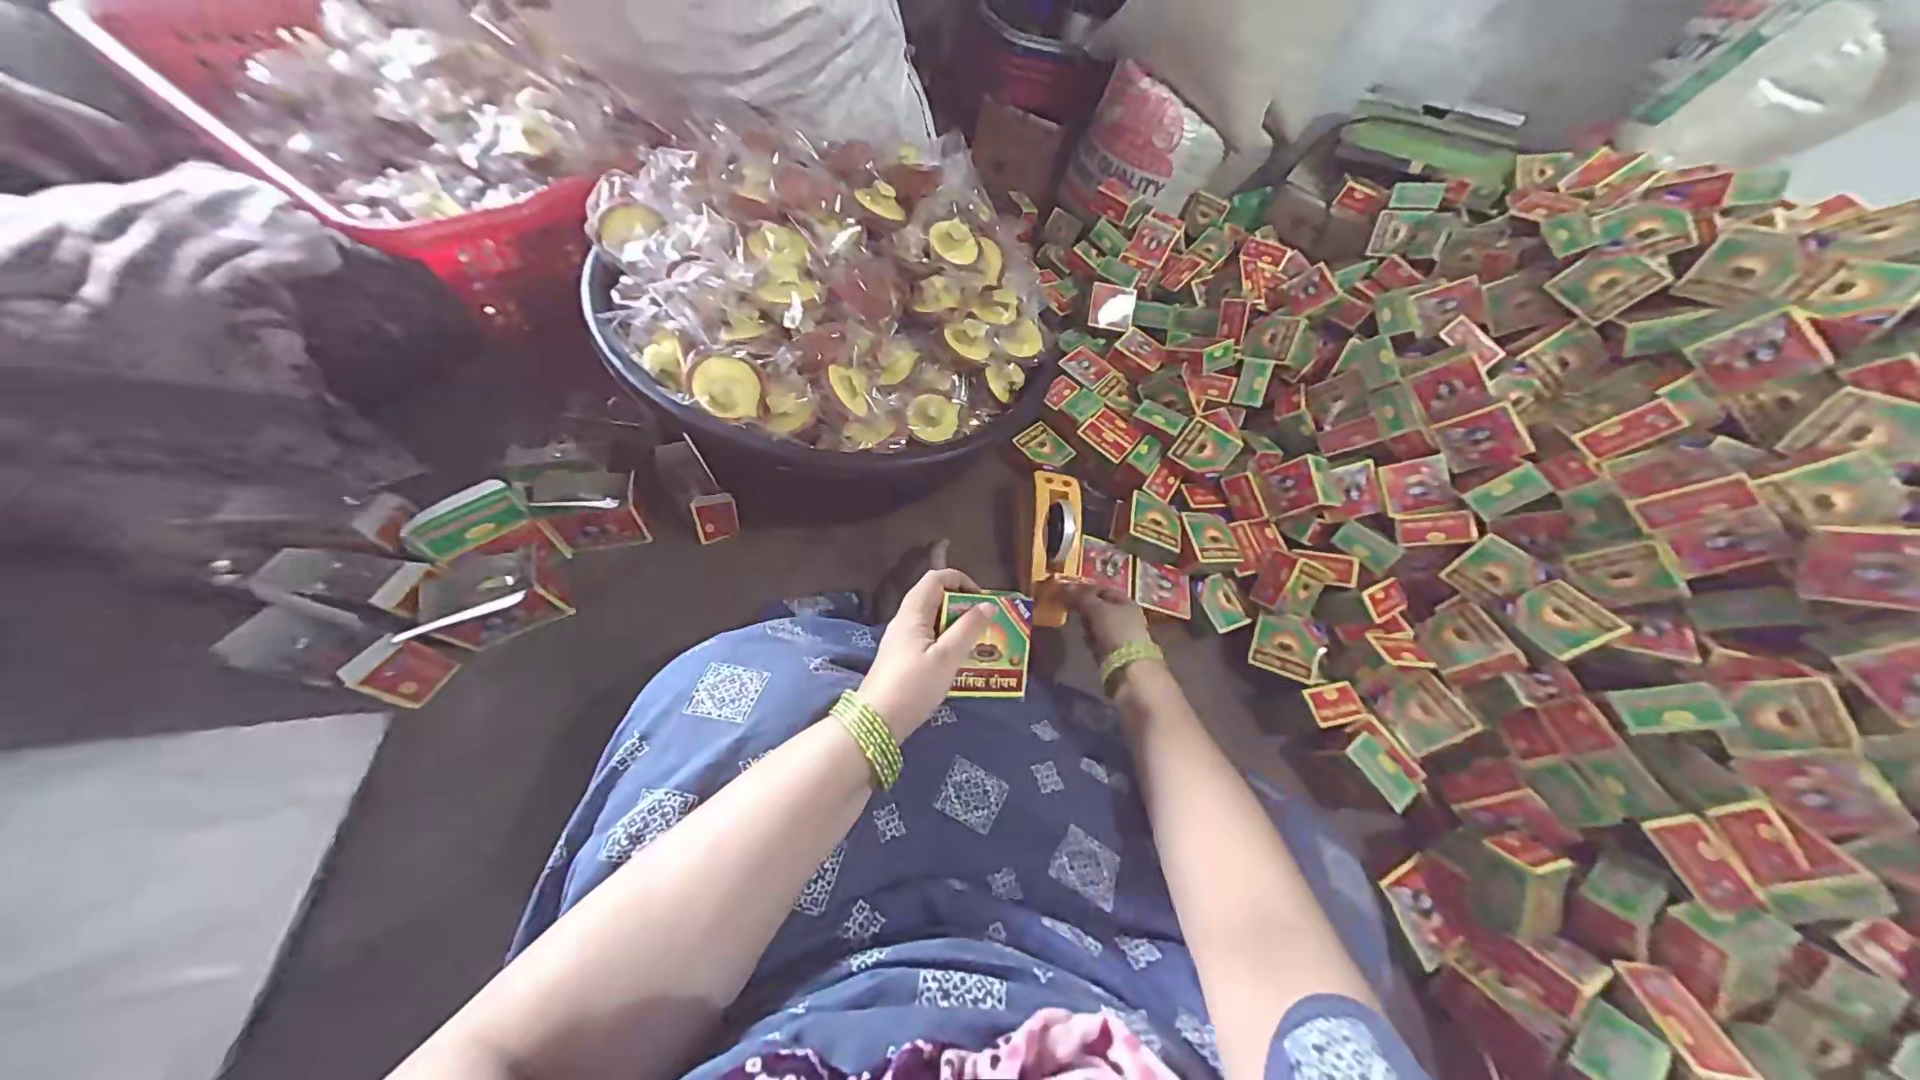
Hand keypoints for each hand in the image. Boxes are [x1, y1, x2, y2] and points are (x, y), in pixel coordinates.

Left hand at [858, 568, 994, 739]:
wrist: (877, 721)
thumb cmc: (914, 685)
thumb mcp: (947, 657)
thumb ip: (968, 629)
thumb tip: (988, 605)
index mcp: (913, 612)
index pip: (936, 578)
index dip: (961, 581)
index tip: (982, 600)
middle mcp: (904, 620)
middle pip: (935, 597)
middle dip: (962, 606)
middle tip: (984, 625)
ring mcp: (901, 639)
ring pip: (933, 620)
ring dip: (956, 626)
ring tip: (977, 644)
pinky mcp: (901, 657)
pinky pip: (928, 637)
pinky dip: (945, 641)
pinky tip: (958, 661)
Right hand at [1066, 582, 1153, 660]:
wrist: (1127, 666)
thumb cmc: (1115, 630)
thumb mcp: (1096, 609)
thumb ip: (1081, 597)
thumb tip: (1065, 586)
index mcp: (1127, 603)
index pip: (1105, 591)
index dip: (1088, 590)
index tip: (1070, 592)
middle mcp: (1125, 617)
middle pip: (1100, 607)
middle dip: (1085, 606)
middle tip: (1069, 606)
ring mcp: (1119, 634)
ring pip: (1097, 623)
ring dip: (1086, 622)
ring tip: (1074, 621)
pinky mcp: (1112, 650)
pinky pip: (1096, 638)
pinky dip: (1089, 637)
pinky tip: (1083, 637)